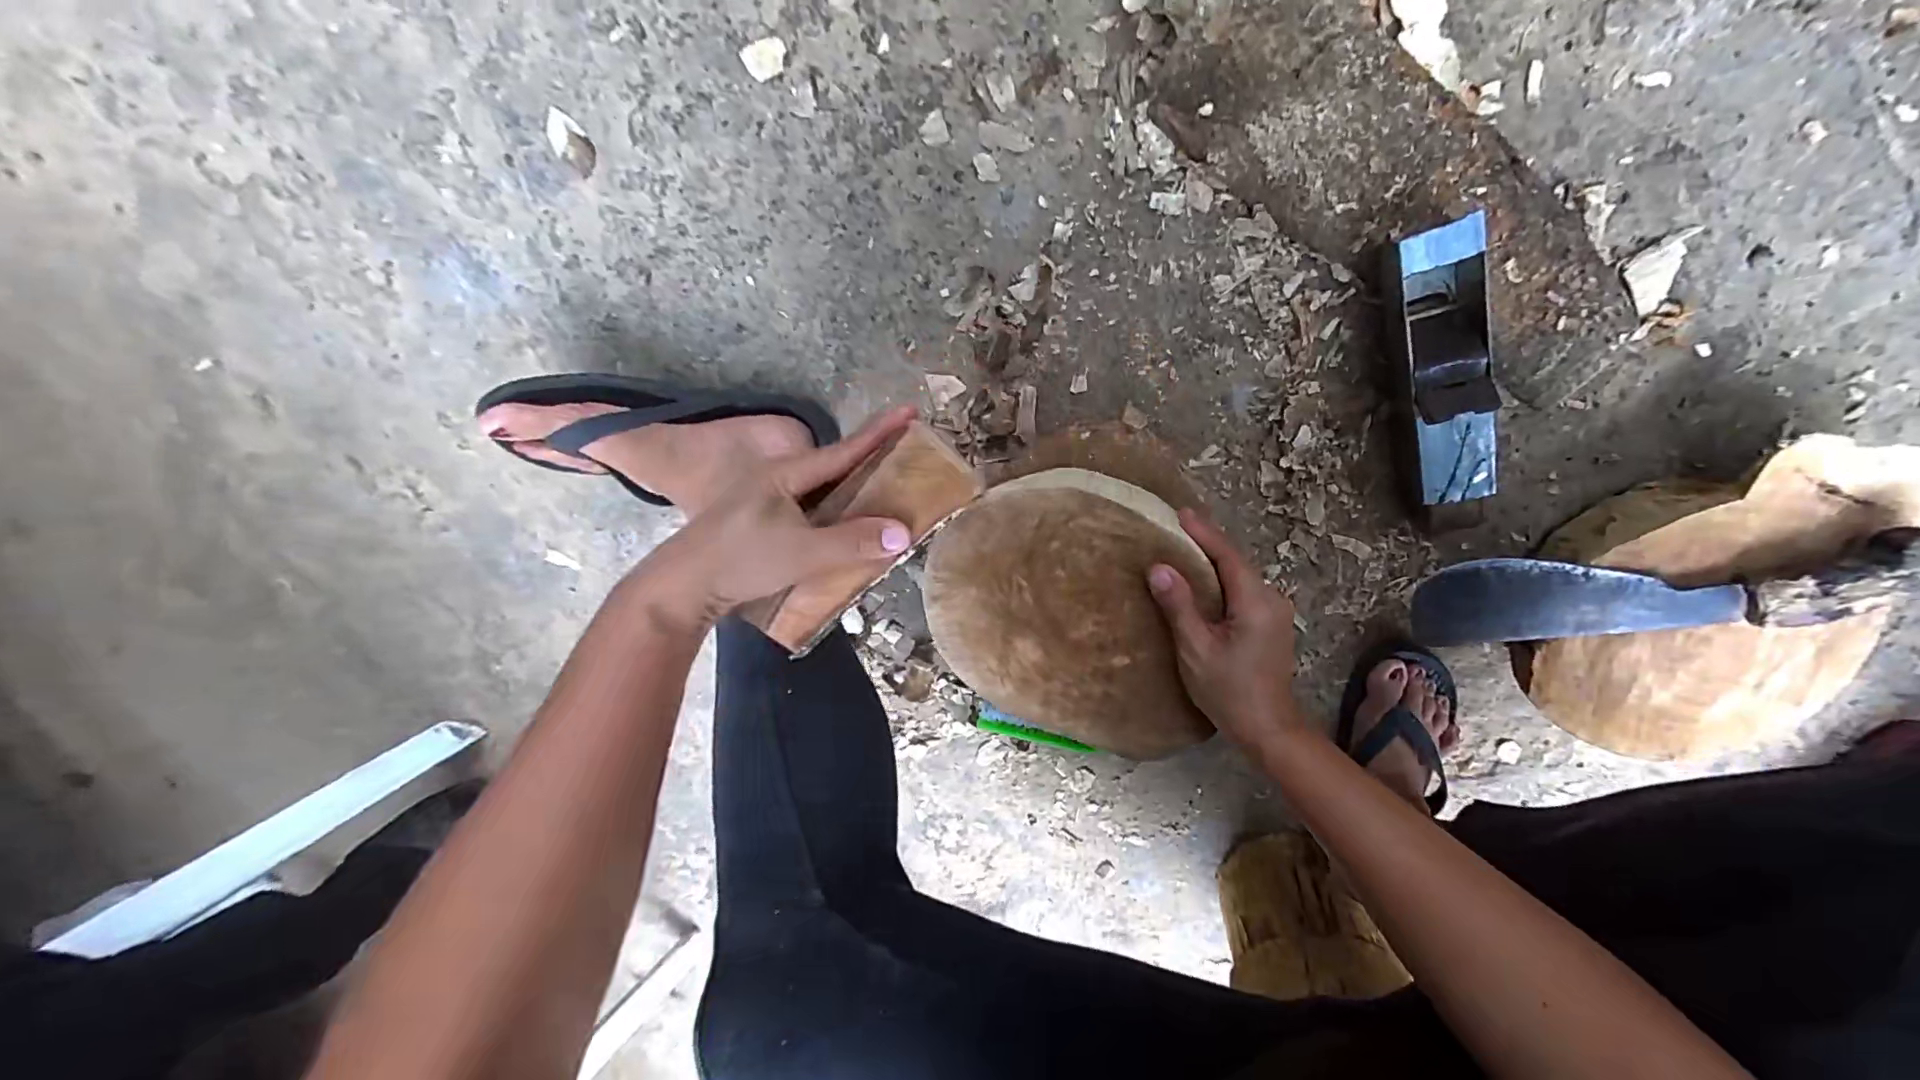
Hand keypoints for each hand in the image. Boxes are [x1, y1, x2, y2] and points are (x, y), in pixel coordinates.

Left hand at [632, 406, 917, 629]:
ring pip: (817, 493)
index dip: (878, 434)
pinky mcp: (757, 527)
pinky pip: (806, 513)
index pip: (843, 452)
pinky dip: (830, 516)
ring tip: (879, 499)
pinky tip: (840, 531)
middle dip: (866, 462)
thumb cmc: (741, 560)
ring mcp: (762, 504)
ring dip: (848, 493)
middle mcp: (774, 482)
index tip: (909, 412)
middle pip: (831, 469)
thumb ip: (853, 542)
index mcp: (784, 475)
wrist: (682, 588)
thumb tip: (902, 532)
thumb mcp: (803, 552)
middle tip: (900, 460)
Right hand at [1146, 508, 1303, 755]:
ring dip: (1214, 562)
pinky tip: (1203, 583)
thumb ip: (1179, 606)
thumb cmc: (1229, 690)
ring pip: (1240, 577)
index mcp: (1255, 601)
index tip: (1180, 512)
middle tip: (1177, 526)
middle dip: (1207, 543)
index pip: (1227, 555)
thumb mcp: (1196, 648)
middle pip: (1236, 563)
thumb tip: (1159, 567)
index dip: (1203, 532)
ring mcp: (1275, 613)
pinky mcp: (1271, 625)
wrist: (1268, 729)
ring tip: (1184, 549)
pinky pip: (1243, 592)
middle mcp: (1271, 599)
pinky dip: (1221, 581)